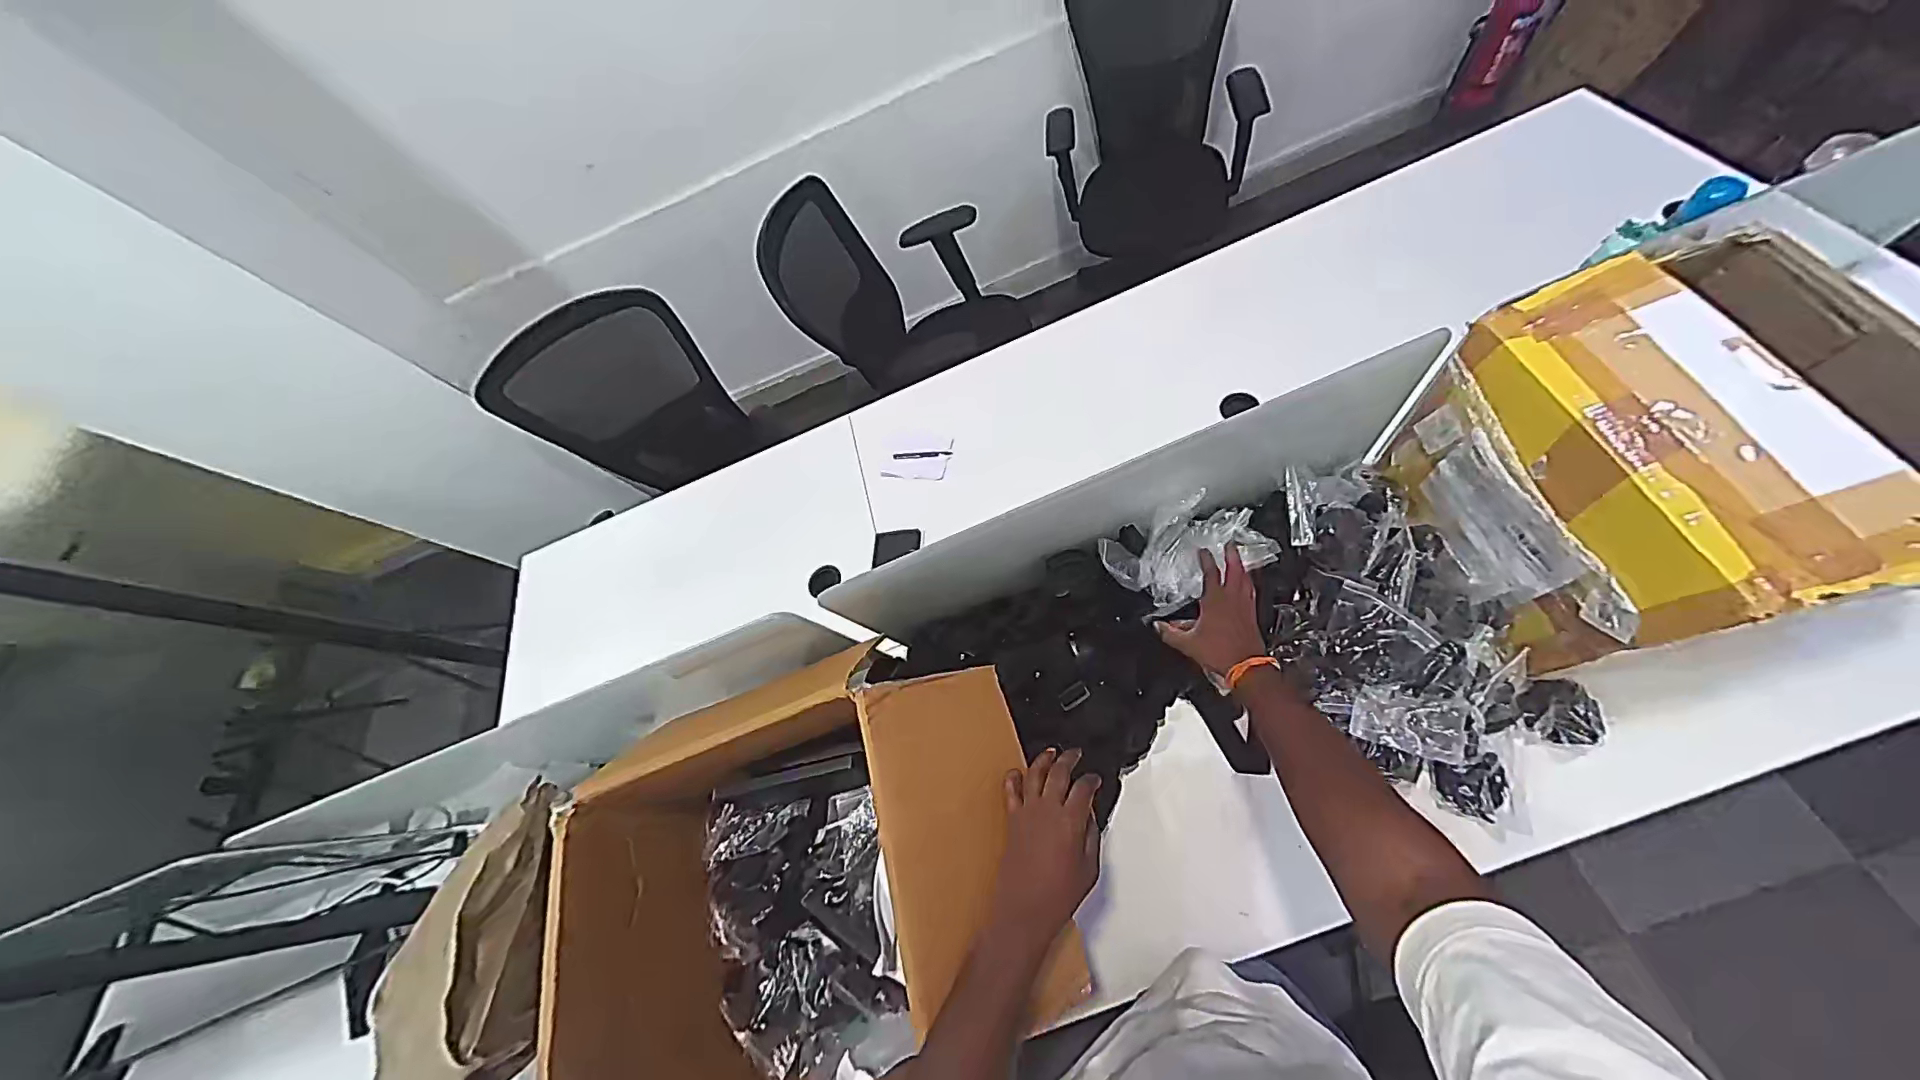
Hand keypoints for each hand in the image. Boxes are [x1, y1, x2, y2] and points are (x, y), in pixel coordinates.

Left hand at [987, 748, 1100, 951]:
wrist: (1023, 909)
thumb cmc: (1056, 895)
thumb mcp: (1089, 869)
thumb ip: (1091, 837)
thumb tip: (1089, 819)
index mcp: (1070, 821)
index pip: (1083, 788)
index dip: (1092, 780)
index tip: (1095, 779)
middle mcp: (1047, 811)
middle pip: (1059, 772)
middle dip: (1069, 759)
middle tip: (1075, 754)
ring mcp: (1027, 813)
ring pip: (1034, 774)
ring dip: (1043, 760)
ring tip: (1051, 753)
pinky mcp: (1012, 820)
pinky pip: (1011, 791)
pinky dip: (1013, 778)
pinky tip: (1017, 772)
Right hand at [1156, 547, 1268, 677]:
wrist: (1245, 666)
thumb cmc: (1220, 653)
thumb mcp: (1188, 644)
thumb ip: (1170, 633)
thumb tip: (1158, 627)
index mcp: (1215, 602)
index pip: (1211, 574)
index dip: (1206, 561)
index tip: (1203, 552)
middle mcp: (1232, 600)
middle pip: (1234, 571)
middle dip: (1231, 556)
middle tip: (1230, 544)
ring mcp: (1244, 607)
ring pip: (1245, 580)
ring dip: (1242, 567)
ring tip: (1241, 560)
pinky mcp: (1252, 615)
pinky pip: (1251, 593)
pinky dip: (1250, 584)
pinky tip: (1249, 585)